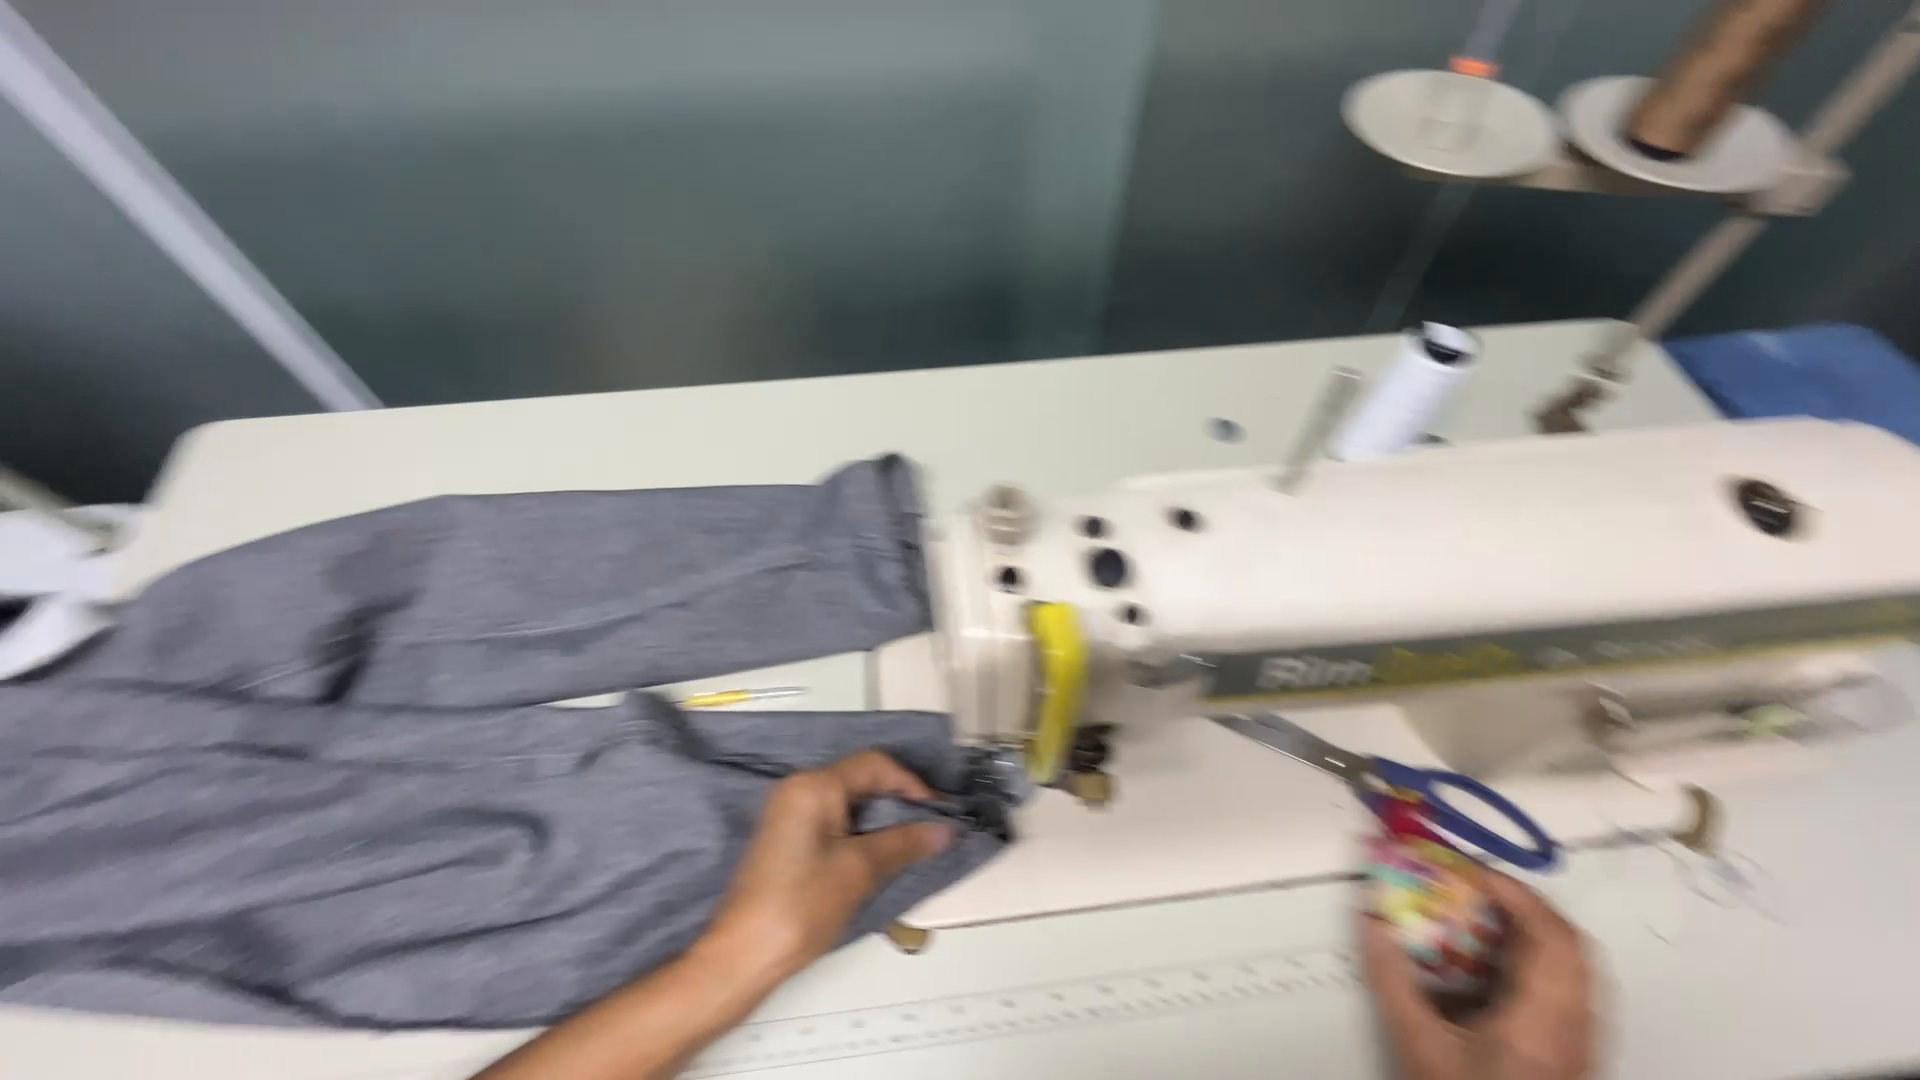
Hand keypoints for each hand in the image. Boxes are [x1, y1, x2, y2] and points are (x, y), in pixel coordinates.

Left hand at [705, 750, 953, 977]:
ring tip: (911, 842)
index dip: (911, 784)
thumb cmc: (802, 904)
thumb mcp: (860, 869)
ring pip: (848, 801)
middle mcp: (798, 788)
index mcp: (814, 785)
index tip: (938, 813)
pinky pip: (833, 819)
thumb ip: (904, 842)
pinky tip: (878, 854)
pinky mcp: (786, 837)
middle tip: (930, 827)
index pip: (874, 765)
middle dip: (898, 800)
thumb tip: (944, 829)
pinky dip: (860, 830)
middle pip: (860, 778)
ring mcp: (788, 812)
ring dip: (881, 817)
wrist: (743, 954)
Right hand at [1360, 864, 1596, 1079]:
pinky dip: (1534, 960)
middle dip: (1524, 907)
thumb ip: (1392, 979)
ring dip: (1532, 931)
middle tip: (1475, 888)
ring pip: (1575, 969)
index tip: (1469, 871)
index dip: (1518, 895)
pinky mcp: (1575, 1058)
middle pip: (1573, 948)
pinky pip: (1567, 991)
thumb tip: (1370, 919)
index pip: (1555, 940)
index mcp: (1545, 1023)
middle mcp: (1578, 1030)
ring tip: (1482, 915)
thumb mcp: (1417, 1044)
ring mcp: (1583, 1046)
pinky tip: (1493, 965)